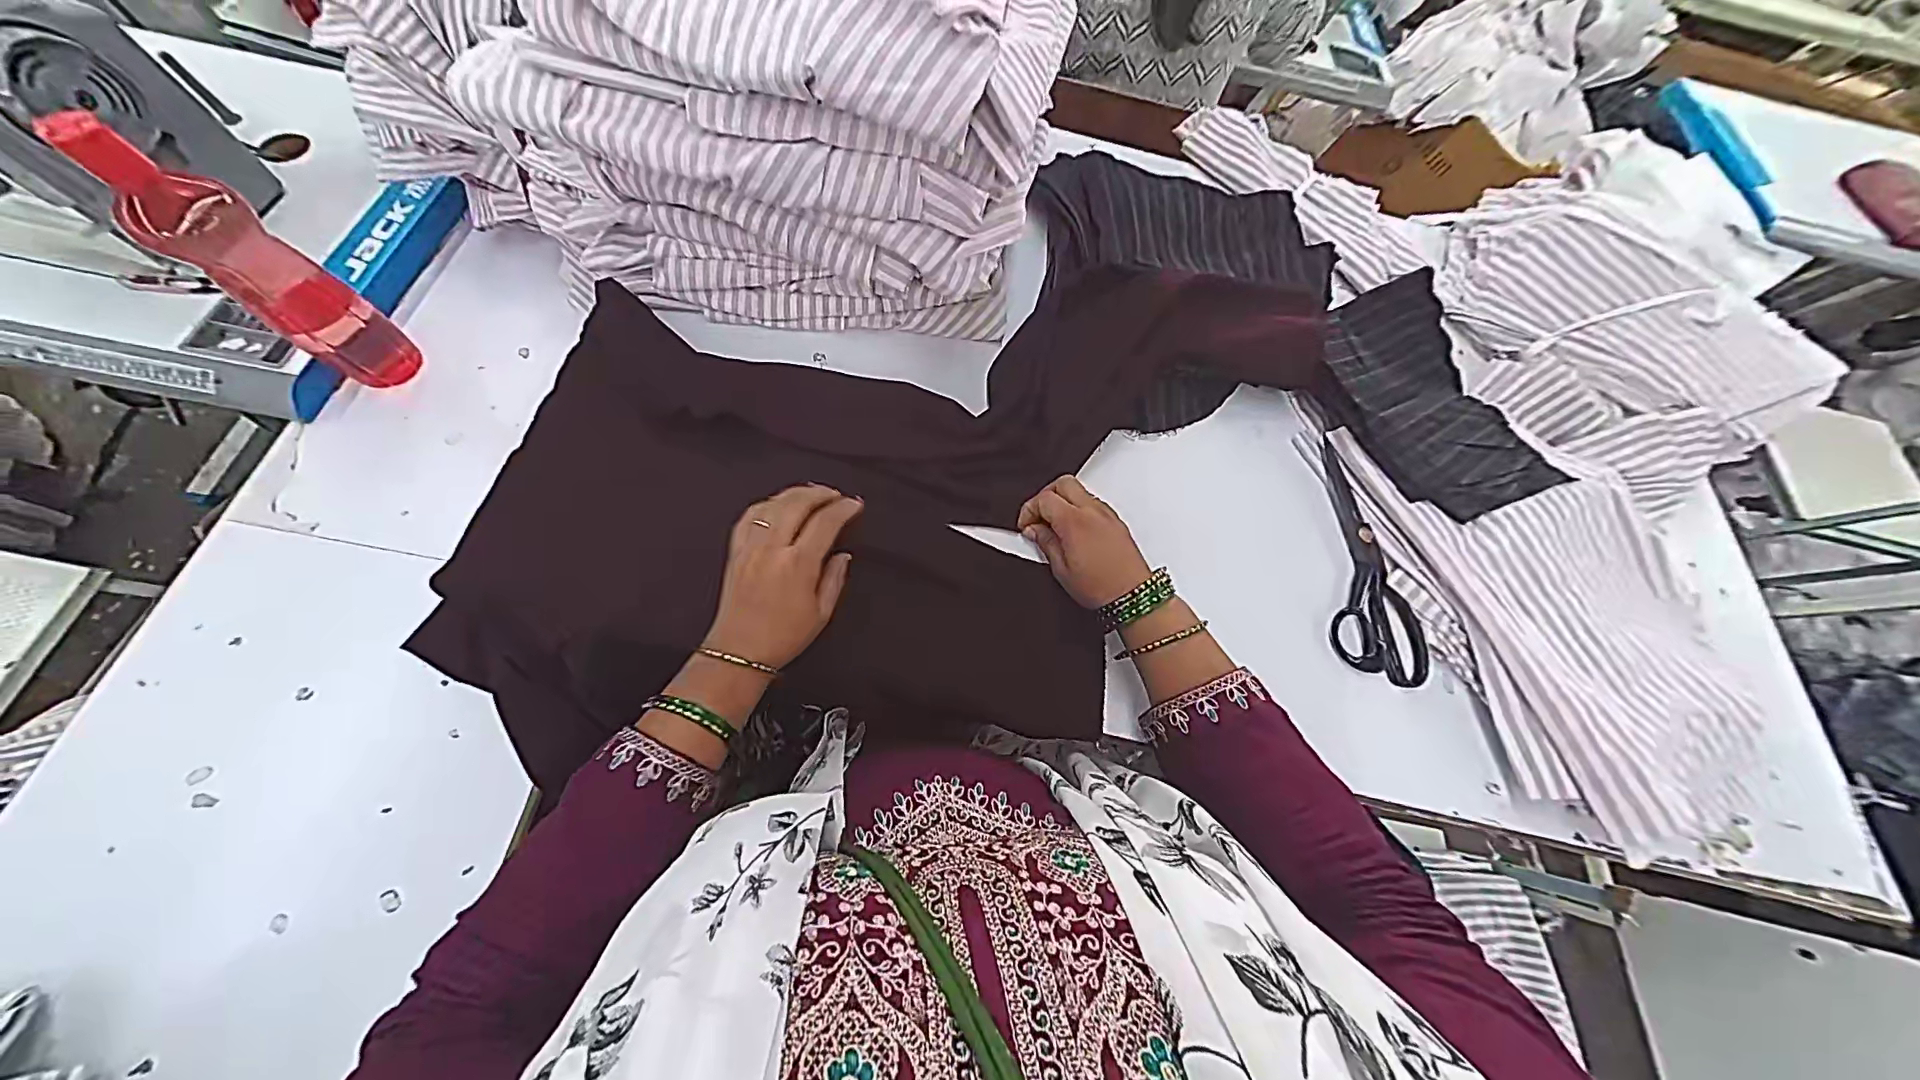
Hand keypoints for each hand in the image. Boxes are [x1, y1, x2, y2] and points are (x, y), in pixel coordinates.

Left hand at [703, 484, 862, 669]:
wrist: (740, 652)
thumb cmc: (779, 638)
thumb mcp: (821, 613)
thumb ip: (834, 579)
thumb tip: (842, 557)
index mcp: (798, 565)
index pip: (826, 522)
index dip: (843, 508)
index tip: (853, 505)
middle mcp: (772, 551)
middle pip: (798, 503)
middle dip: (820, 493)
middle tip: (834, 495)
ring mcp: (751, 549)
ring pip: (773, 505)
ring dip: (794, 494)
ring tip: (809, 493)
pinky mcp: (736, 553)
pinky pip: (748, 517)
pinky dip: (765, 505)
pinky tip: (775, 505)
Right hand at [1016, 475, 1153, 608]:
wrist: (1133, 595)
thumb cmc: (1102, 587)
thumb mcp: (1061, 569)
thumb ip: (1045, 543)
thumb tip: (1034, 531)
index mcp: (1074, 521)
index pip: (1044, 498)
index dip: (1029, 510)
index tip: (1026, 526)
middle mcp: (1092, 512)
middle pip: (1062, 484)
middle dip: (1045, 497)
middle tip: (1038, 518)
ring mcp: (1107, 514)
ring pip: (1079, 490)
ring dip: (1063, 502)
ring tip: (1055, 527)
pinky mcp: (1117, 521)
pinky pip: (1093, 503)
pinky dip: (1079, 509)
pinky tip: (1073, 531)